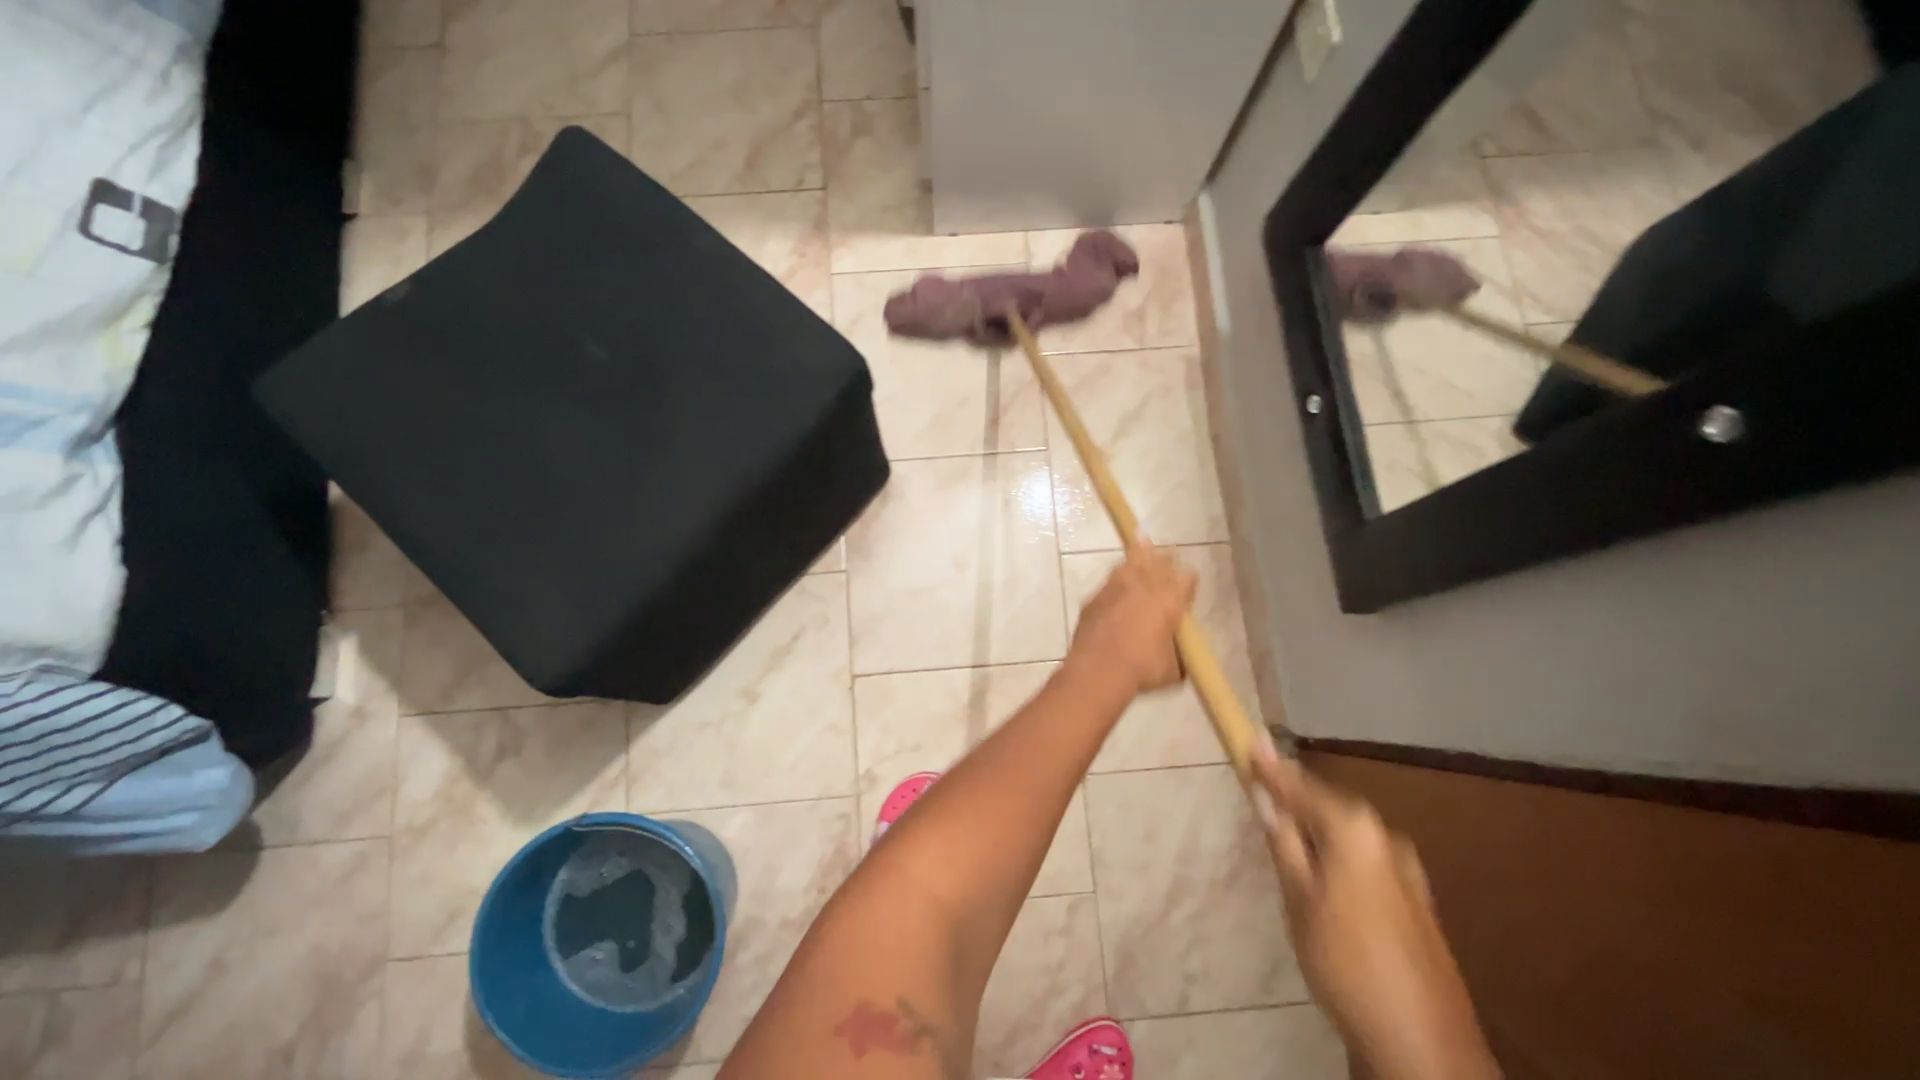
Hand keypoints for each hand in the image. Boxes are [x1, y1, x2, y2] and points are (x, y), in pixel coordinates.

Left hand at [1067, 542, 1194, 694]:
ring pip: (1132, 563)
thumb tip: (1179, 658)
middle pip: (1159, 564)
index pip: (1186, 580)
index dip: (1188, 581)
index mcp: (1170, 601)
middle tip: (1169, 551)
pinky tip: (1117, 575)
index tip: (1189, 580)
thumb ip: (1178, 655)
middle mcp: (1146, 587)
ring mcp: (1118, 588)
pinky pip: (1110, 580)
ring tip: (1142, 540)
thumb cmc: (1142, 669)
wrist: (1099, 668)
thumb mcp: (1173, 668)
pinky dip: (1116, 576)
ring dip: (1139, 553)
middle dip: (1165, 559)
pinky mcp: (1096, 597)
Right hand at [1250, 742, 1499, 1079]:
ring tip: (1285, 851)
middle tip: (1260, 802)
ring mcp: (1405, 868)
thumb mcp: (1298, 900)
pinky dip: (1337, 860)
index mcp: (1354, 830)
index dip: (1271, 768)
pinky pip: (1363, 862)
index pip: (1300, 786)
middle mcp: (1385, 837)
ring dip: (1316, 836)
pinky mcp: (1414, 898)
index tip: (1250, 739)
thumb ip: (1283, 843)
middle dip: (1295, 805)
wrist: (1421, 1037)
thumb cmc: (1344, 960)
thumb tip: (1265, 798)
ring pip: (1346, 838)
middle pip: (1327, 808)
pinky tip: (1323, 887)